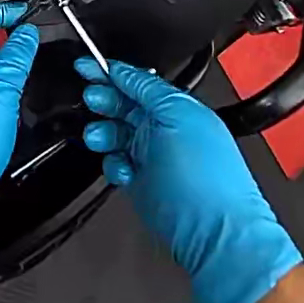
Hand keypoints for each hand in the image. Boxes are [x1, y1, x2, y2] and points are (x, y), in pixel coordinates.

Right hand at [77, 57, 302, 302]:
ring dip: (102, 132)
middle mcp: (165, 130)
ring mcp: (154, 158)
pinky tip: (120, 171)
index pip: (138, 81)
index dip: (111, 72)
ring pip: (116, 134)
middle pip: (124, 105)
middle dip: (104, 98)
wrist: (217, 236)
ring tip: (97, 137)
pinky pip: (117, 164)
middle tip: (91, 99)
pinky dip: (112, 164)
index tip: (86, 66)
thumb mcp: (176, 115)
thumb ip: (147, 89)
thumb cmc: (209, 179)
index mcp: (177, 108)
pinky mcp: (143, 184)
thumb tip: (124, 71)